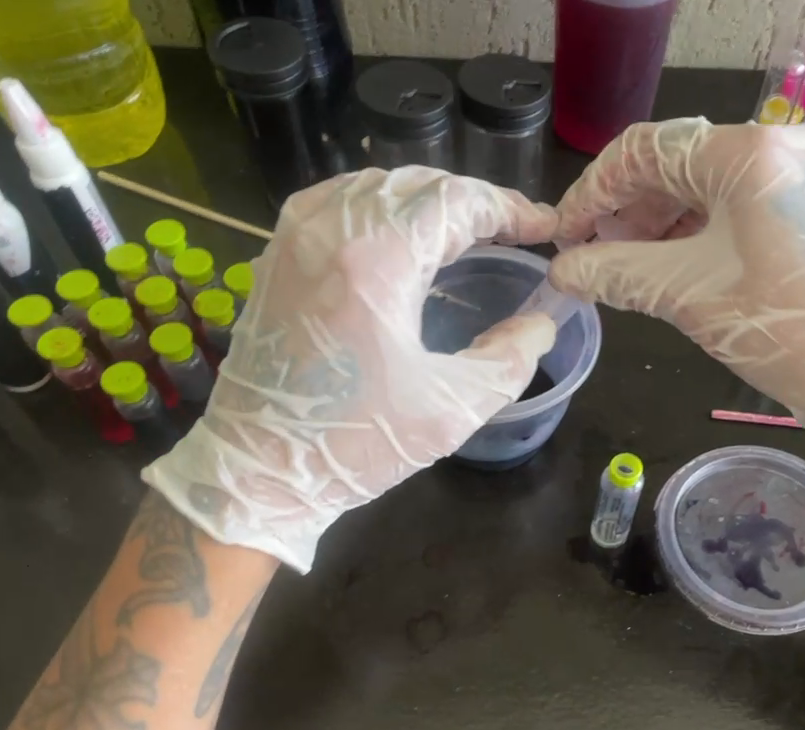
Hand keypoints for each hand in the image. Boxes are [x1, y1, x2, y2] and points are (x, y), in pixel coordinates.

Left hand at [143, 168, 557, 571]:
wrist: (260, 470)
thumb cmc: (356, 445)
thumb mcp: (451, 411)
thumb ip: (509, 360)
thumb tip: (542, 323)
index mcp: (374, 260)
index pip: (456, 202)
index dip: (509, 208)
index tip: (544, 228)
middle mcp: (329, 228)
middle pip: (418, 185)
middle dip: (473, 202)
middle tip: (513, 231)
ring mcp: (293, 236)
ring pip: (376, 187)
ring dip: (429, 202)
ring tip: (467, 233)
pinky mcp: (276, 255)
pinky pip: (338, 203)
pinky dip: (383, 210)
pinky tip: (404, 239)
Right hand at [550, 119, 804, 484]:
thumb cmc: (791, 334)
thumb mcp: (693, 300)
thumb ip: (619, 274)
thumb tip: (564, 271)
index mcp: (751, 155)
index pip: (647, 151)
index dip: (594, 193)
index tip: (564, 238)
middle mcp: (784, 145)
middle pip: (680, 164)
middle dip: (628, 211)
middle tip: (594, 258)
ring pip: (712, 185)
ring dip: (663, 223)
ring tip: (630, 268)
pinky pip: (743, 205)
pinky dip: (702, 232)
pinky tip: (676, 265)